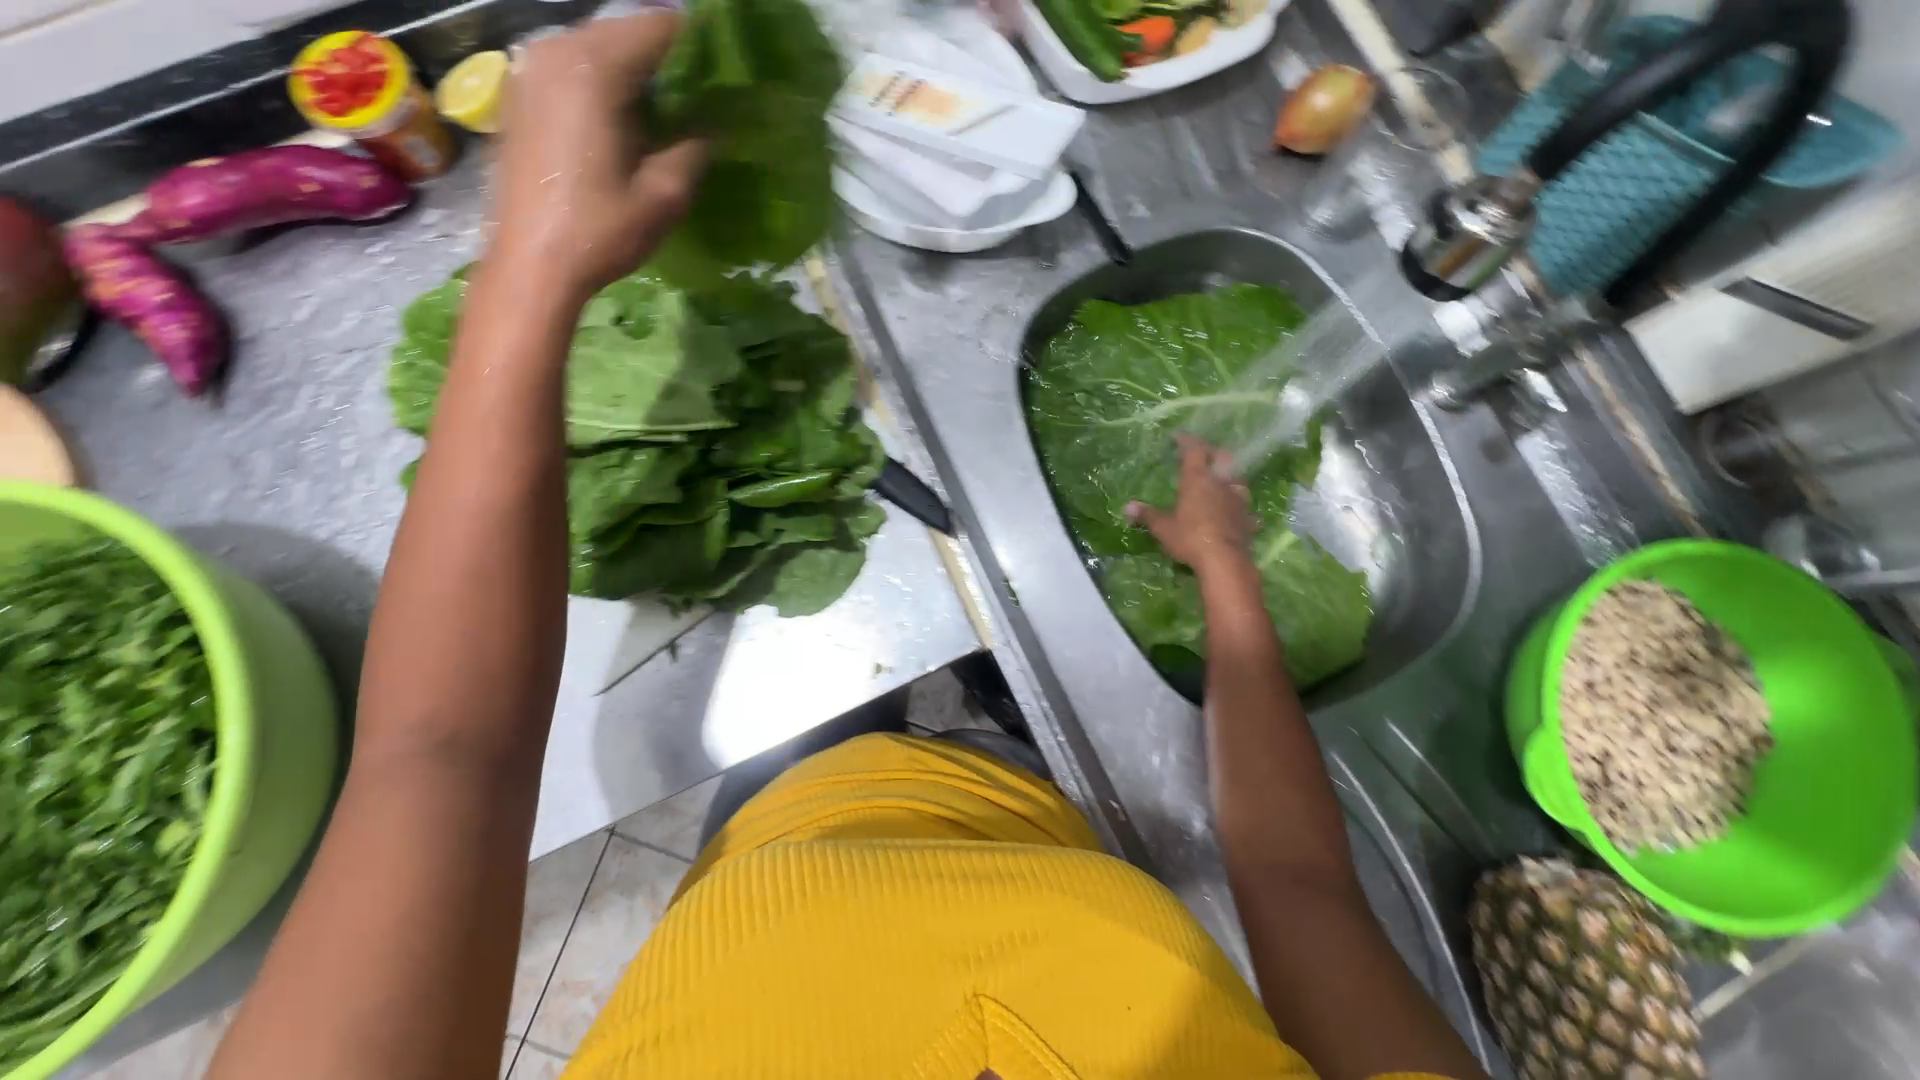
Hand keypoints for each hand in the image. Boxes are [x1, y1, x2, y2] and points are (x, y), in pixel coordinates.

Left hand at [487, 15, 707, 300]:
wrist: (531, 266)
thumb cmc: (600, 232)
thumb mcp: (665, 194)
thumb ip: (696, 144)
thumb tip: (714, 121)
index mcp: (594, 68)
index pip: (660, 26)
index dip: (699, 47)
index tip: (724, 76)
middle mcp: (556, 51)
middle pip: (626, 32)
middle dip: (666, 60)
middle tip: (699, 99)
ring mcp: (531, 69)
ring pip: (599, 49)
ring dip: (635, 74)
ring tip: (665, 114)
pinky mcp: (520, 94)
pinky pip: (573, 70)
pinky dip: (604, 85)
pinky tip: (624, 124)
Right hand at [1127, 435, 1253, 574]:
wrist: (1225, 560)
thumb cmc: (1190, 538)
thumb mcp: (1163, 528)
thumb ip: (1147, 515)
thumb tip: (1127, 507)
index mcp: (1198, 479)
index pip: (1194, 450)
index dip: (1187, 440)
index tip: (1179, 436)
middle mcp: (1221, 483)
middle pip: (1223, 457)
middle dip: (1213, 452)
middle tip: (1203, 454)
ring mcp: (1238, 499)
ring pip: (1238, 478)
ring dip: (1230, 475)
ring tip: (1222, 479)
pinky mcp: (1247, 518)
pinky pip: (1245, 506)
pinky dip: (1239, 505)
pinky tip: (1236, 512)